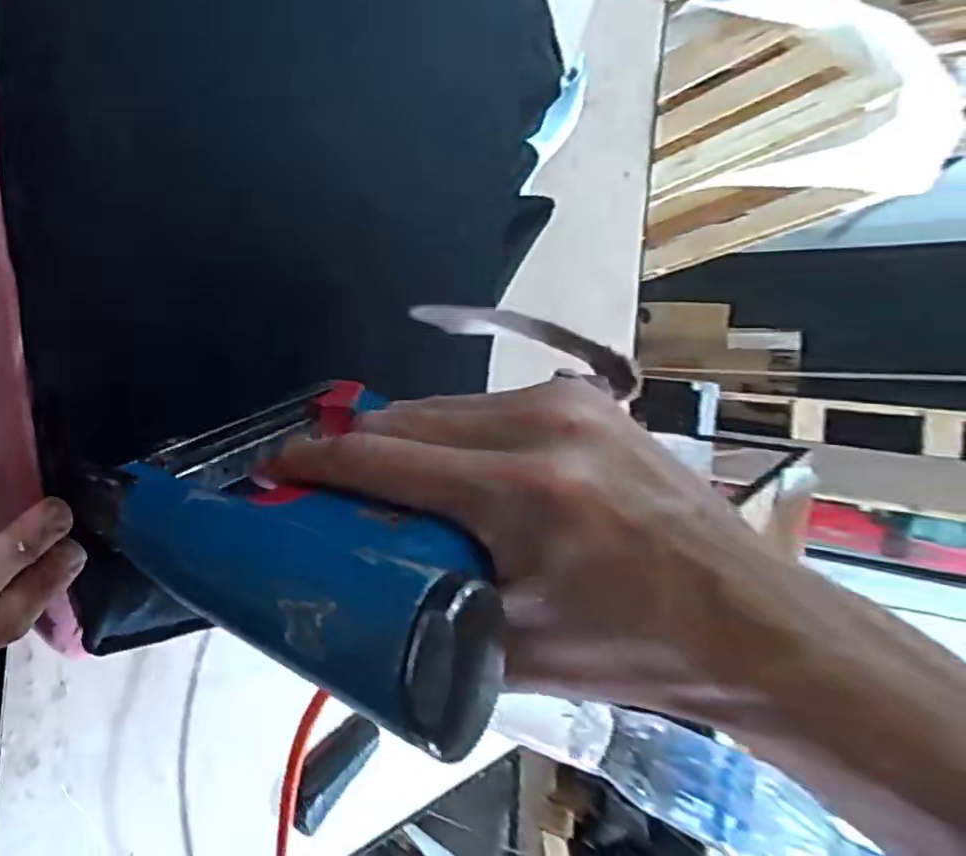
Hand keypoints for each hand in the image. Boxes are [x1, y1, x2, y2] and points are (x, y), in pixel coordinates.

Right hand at [262, 377, 798, 711]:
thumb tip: (336, 591)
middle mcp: (540, 428)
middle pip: (396, 419)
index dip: (312, 461)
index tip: (273, 466)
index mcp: (521, 492)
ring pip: (431, 405)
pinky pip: (473, 403)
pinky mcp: (582, 395)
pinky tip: (450, 463)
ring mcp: (565, 402)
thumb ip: (413, 605)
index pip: (377, 459)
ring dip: (396, 438)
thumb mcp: (508, 644)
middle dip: (350, 449)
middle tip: (328, 483)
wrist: (771, 631)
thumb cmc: (636, 649)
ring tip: (387, 477)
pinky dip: (442, 430)